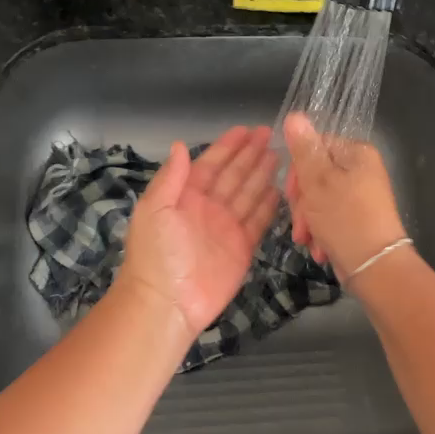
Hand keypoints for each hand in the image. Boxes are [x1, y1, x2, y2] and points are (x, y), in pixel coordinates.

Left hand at [117, 126, 281, 338]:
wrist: (165, 304)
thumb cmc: (155, 254)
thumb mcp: (154, 210)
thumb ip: (170, 178)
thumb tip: (180, 145)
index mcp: (184, 196)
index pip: (210, 165)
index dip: (227, 147)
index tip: (246, 129)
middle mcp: (207, 208)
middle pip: (233, 176)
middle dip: (250, 155)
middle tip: (269, 135)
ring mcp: (225, 228)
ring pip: (248, 194)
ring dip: (261, 175)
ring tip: (278, 155)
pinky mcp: (241, 249)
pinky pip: (258, 221)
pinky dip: (268, 205)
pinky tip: (280, 189)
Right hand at [281, 113, 408, 278]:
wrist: (375, 268)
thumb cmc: (346, 220)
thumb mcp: (318, 182)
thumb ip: (304, 149)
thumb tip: (294, 115)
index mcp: (356, 153)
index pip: (315, 147)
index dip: (297, 171)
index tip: (292, 194)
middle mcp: (361, 170)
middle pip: (315, 175)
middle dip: (303, 203)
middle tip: (302, 224)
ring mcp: (361, 195)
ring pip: (319, 199)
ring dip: (309, 221)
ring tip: (309, 240)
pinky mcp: (358, 219)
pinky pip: (330, 217)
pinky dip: (321, 232)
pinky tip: (319, 248)